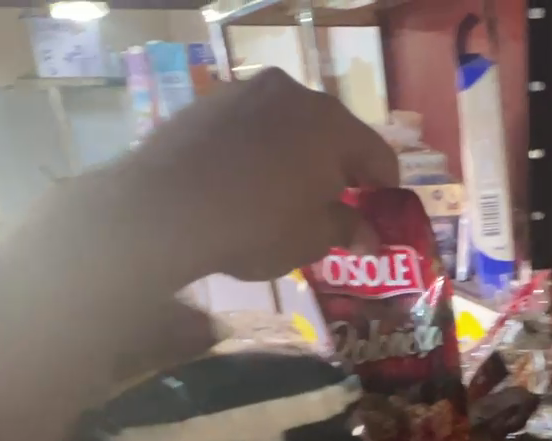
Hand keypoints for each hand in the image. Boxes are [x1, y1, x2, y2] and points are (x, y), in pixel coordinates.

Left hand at [62, 69, 398, 296]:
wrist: (166, 207)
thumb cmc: (258, 225)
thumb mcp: (314, 238)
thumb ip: (348, 230)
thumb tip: (370, 238)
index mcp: (333, 125)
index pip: (380, 157)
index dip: (385, 192)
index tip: (380, 217)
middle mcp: (295, 94)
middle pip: (334, 135)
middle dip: (340, 171)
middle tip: (336, 208)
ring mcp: (248, 91)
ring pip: (291, 127)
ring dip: (300, 158)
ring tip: (289, 198)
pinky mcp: (210, 101)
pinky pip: (254, 128)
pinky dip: (263, 152)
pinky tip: (250, 185)